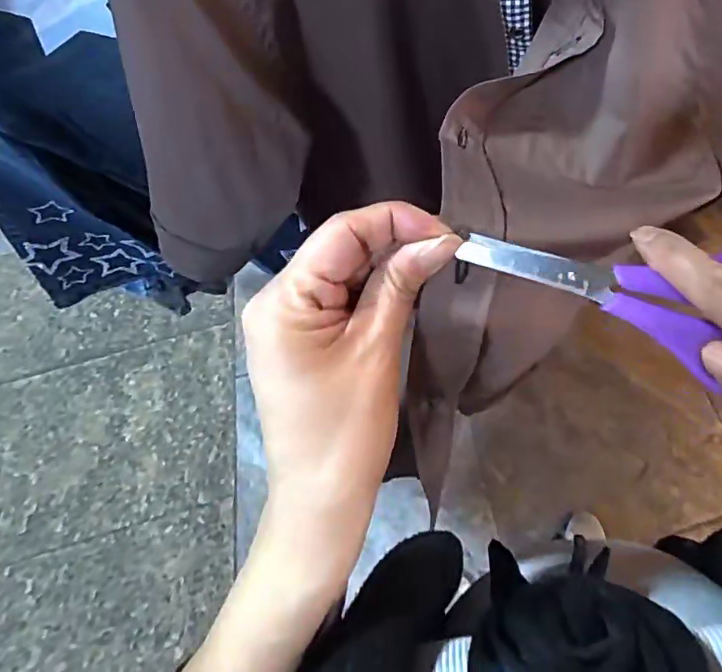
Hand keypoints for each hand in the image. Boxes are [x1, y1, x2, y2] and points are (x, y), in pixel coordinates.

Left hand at [190, 204, 458, 671]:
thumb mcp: (376, 349)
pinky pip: (339, 291)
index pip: (341, 232)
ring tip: (433, 260)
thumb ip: (401, 282)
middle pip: (340, 246)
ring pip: (343, 266)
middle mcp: (275, 296)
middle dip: (394, 239)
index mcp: (283, 298)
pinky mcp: (300, 331)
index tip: (444, 232)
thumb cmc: (346, 432)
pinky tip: (406, 281)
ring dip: (387, 260)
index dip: (394, 220)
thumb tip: (439, 239)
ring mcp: (285, 315)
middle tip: (446, 247)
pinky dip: (374, 284)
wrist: (320, 501)